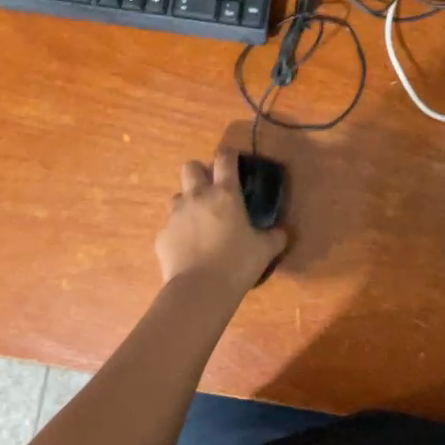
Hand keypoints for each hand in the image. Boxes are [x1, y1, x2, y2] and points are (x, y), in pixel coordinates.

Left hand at [155, 150, 287, 294]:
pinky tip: (189, 248)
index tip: (233, 158)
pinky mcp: (162, 236)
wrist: (199, 290)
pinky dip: (179, 232)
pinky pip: (170, 226)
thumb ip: (275, 237)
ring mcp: (176, 216)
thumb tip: (282, 232)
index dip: (229, 154)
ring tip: (199, 220)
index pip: (224, 158)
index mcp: (225, 194)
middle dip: (199, 173)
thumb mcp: (265, 250)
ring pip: (176, 195)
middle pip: (190, 167)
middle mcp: (197, 197)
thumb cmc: (237, 263)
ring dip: (187, 202)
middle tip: (211, 190)